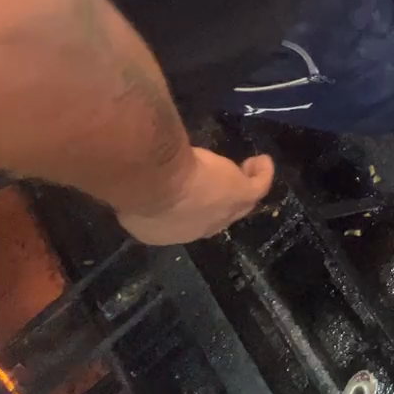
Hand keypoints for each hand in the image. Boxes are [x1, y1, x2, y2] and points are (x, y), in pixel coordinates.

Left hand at [116, 148, 273, 244]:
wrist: (156, 183)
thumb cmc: (138, 187)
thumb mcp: (131, 195)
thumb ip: (139, 195)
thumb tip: (141, 187)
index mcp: (163, 233)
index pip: (181, 222)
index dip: (188, 205)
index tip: (188, 185)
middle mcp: (195, 231)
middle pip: (215, 217)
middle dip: (219, 199)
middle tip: (220, 178)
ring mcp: (221, 216)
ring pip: (241, 204)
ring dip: (245, 187)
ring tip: (247, 169)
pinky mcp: (241, 196)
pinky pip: (259, 186)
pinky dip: (262, 173)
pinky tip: (260, 160)